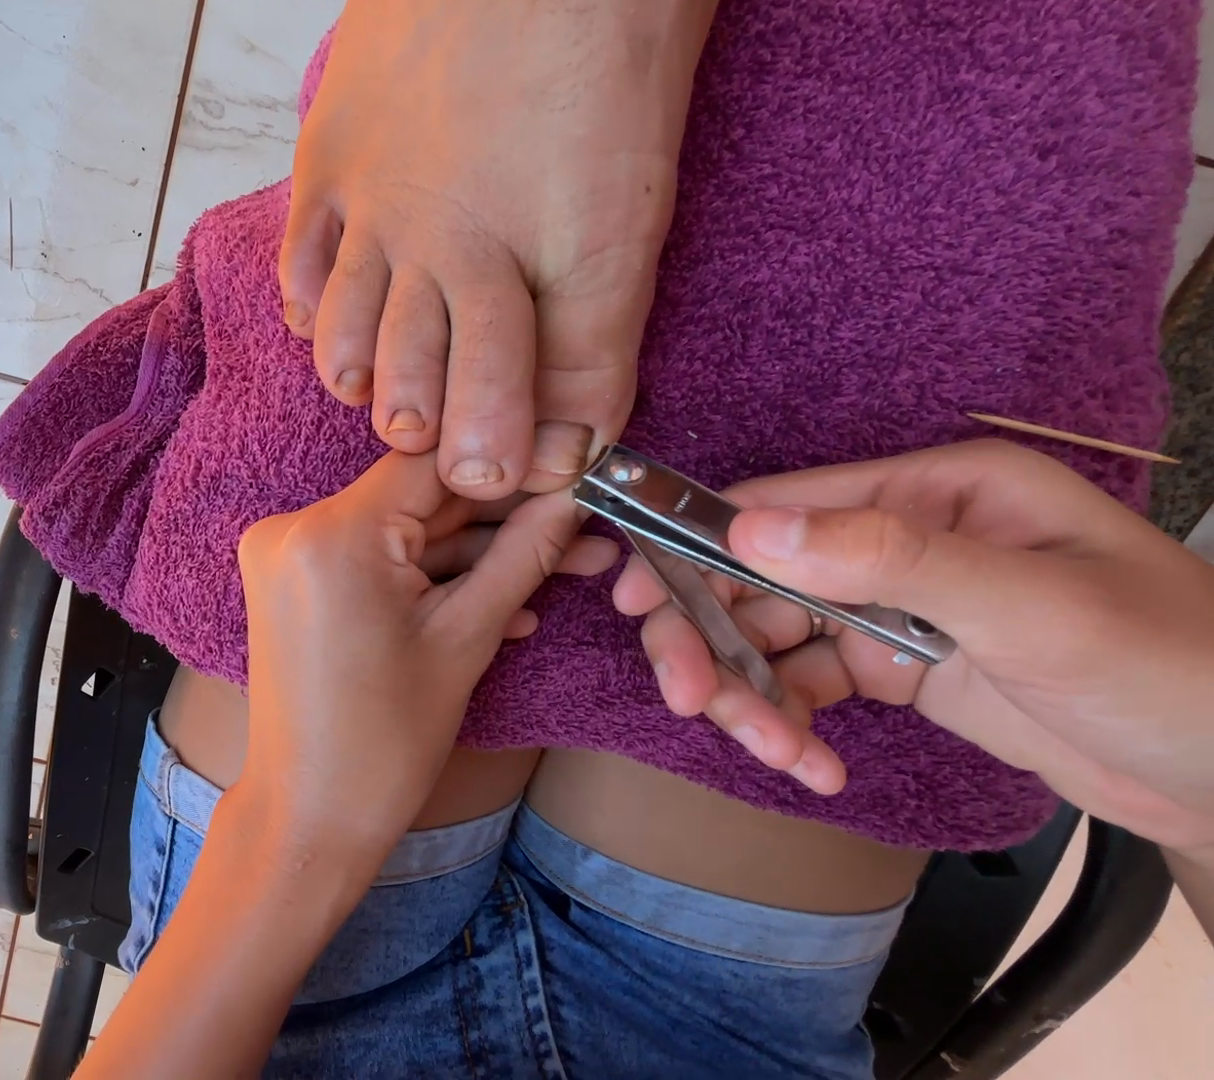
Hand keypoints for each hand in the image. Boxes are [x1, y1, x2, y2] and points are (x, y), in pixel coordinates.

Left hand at [235, 451, 617, 863]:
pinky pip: (372, 559)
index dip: (511, 465)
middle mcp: (294, 528)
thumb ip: (524, 553)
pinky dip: (426, 577)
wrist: (310, 811)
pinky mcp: (291, 578)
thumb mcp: (467, 638)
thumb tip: (573, 495)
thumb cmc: (384, 742)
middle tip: (581, 528)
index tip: (570, 473)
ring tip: (560, 566)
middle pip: (417, 499)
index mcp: (332, 534)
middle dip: (501, 519)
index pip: (433, 463)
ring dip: (472, 554)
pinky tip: (500, 600)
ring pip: (400, 532)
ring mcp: (286, 553)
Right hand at [282, 0, 717, 497]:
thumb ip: (595, 344)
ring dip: (362, 382)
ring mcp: (370, 204)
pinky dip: (307, 310)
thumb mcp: (630, 218)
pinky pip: (298, 263)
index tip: (514, 482)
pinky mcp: (328, 161)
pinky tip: (323, 323)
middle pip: (411, 381)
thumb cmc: (607, 57)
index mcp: (520, 266)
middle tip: (437, 454)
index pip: (506, 400)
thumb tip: (579, 444)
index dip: (510, 457)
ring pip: (343, 335)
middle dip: (429, 434)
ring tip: (380, 402)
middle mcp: (433, 249)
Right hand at [615, 440, 1213, 860]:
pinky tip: (815, 766)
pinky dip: (792, 726)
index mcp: (929, 493)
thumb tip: (747, 530)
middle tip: (687, 698)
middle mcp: (891, 538)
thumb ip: (888, 557)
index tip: (637, 599)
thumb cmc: (1176, 674)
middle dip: (712, 642)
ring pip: (766, 639)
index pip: (776, 508)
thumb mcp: (1032, 610)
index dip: (692, 549)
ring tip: (779, 752)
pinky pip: (802, 685)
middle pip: (751, 581)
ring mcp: (884, 605)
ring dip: (753, 698)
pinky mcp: (886, 664)